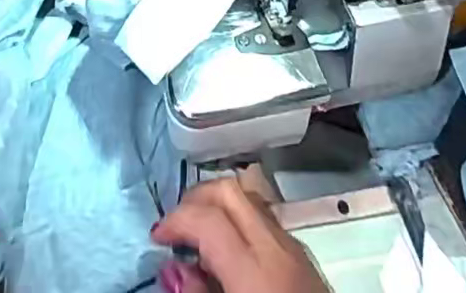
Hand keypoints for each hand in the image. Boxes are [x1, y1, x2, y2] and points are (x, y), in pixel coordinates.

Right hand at [151, 179, 328, 292]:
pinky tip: (231, 253)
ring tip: (201, 236)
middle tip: (177, 228)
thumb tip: (177, 270)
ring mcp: (298, 254)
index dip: (174, 221)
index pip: (206, 218)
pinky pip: (266, 221)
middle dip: (195, 199)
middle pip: (230, 191)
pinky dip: (240, 221)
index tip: (157, 239)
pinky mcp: (308, 263)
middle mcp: (279, 252)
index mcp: (257, 273)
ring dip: (219, 206)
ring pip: (250, 199)